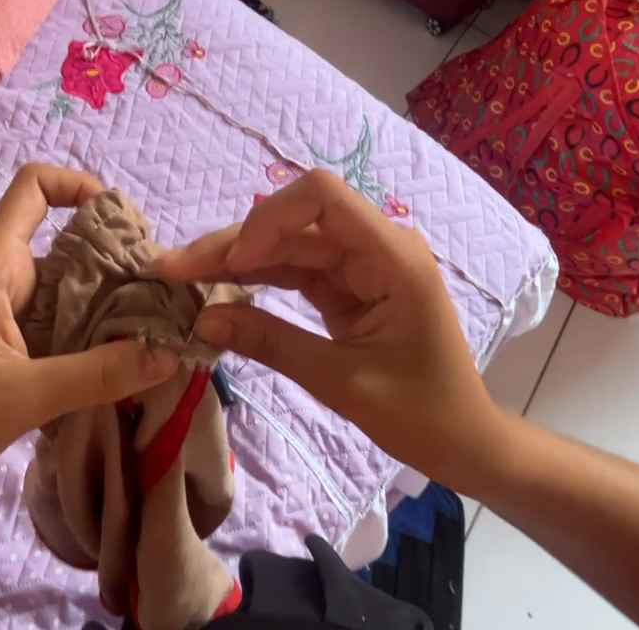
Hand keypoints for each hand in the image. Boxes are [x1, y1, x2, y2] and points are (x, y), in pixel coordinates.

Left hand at [0, 164, 180, 519]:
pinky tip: (132, 368)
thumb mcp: (18, 395)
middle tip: (163, 295)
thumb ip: (96, 374)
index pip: (32, 190)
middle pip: (67, 248)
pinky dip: (96, 345)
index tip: (122, 221)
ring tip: (160, 331)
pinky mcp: (11, 362)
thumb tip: (170, 352)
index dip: (77, 185)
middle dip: (114, 262)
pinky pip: (64, 337)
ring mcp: (7, 325)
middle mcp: (3, 285)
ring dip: (111, 309)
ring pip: (70, 296)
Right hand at [156, 169, 503, 489]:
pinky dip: (256, 277)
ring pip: (286, 243)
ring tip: (181, 276)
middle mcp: (376, 245)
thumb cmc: (420, 414)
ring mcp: (360, 261)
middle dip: (233, 243)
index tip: (233, 266)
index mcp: (392, 256)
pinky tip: (217, 287)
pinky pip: (294, 267)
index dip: (269, 219)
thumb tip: (203, 320)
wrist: (465, 441)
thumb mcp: (341, 382)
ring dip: (236, 259)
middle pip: (293, 221)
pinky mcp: (347, 281)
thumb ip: (271, 343)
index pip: (322, 198)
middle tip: (172, 268)